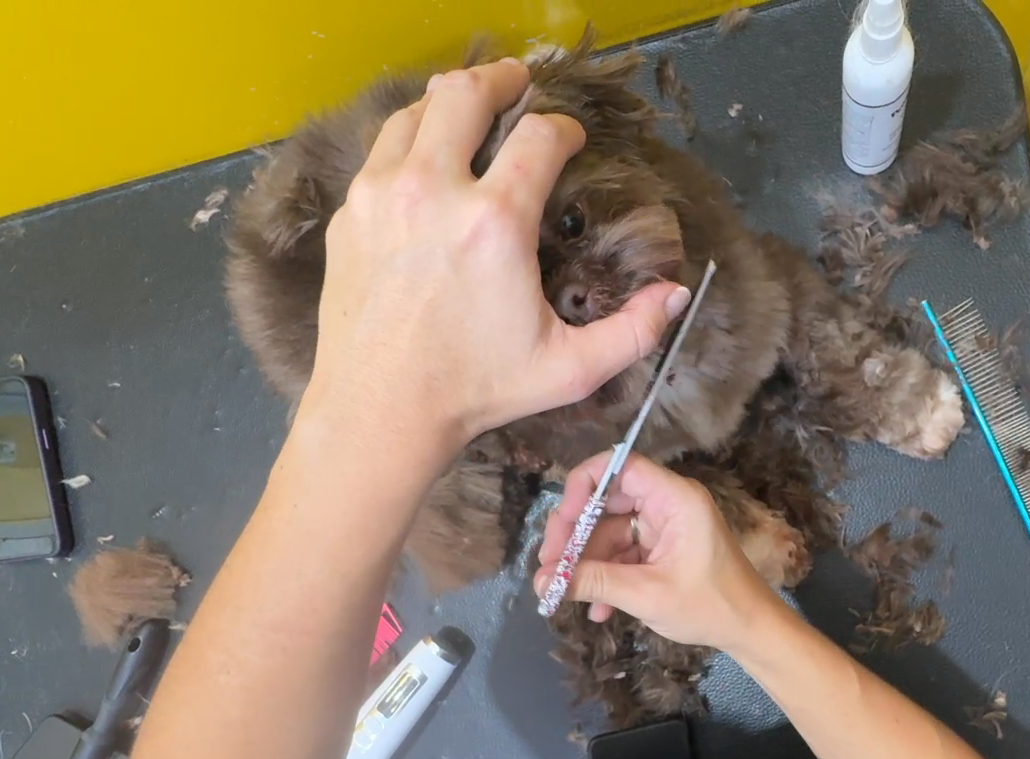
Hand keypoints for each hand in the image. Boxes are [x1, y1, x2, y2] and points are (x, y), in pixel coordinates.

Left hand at [299, 59, 690, 461]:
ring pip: (415, 110)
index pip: (538, 137)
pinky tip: (427, 163)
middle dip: (500, 79)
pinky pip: (383, 151)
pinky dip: (411, 140)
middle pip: (465, 93)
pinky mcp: (352, 212)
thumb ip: (633, 332)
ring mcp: (383, 195)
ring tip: (469, 113)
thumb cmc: (480, 390)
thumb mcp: (571, 370)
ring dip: (449, 103)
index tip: (571, 138)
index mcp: (496, 224)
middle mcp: (435, 190)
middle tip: (517, 82)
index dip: (563, 128)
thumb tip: (677, 294)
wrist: (382, 409)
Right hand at [533, 454, 780, 650]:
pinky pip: (624, 552)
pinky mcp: (663, 549)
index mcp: (674, 498)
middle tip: (548, 563)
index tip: (562, 520)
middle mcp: (668, 504)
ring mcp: (665, 527)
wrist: (750, 630)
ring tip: (560, 593)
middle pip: (608, 501)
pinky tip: (595, 608)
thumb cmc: (710, 605)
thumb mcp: (646, 594)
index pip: (620, 466)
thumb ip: (594, 582)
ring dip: (587, 562)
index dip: (584, 486)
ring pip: (611, 531)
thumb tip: (542, 581)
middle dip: (575, 534)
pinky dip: (607, 576)